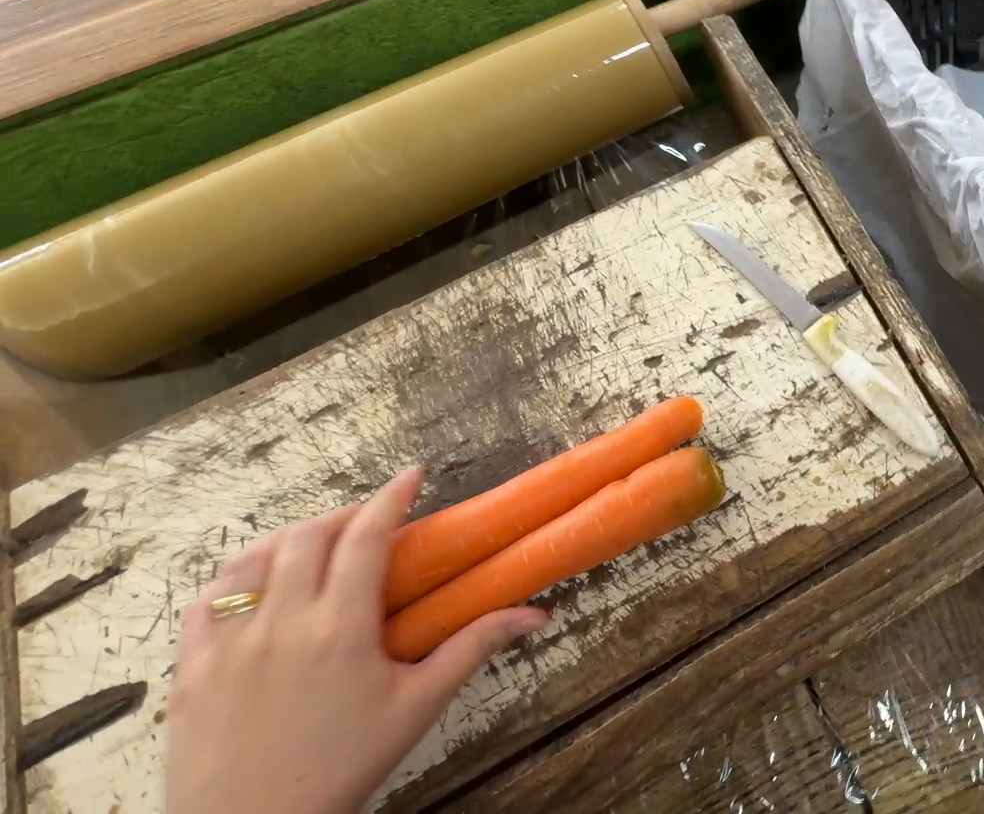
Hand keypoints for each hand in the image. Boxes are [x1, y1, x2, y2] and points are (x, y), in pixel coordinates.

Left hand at [166, 470, 547, 813]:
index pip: (365, 538)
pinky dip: (234, 577)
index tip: (411, 474)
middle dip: (344, 513)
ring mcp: (226, 647)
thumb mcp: (420, 705)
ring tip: (317, 540)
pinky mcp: (190, 672)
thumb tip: (536, 614)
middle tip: (372, 515)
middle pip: (306, 538)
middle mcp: (279, 625)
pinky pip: (204, 603)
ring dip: (289, 538)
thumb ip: (475, 648)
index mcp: (339, 628)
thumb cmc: (345, 766)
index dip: (390, 497)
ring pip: (250, 561)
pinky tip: (256, 582)